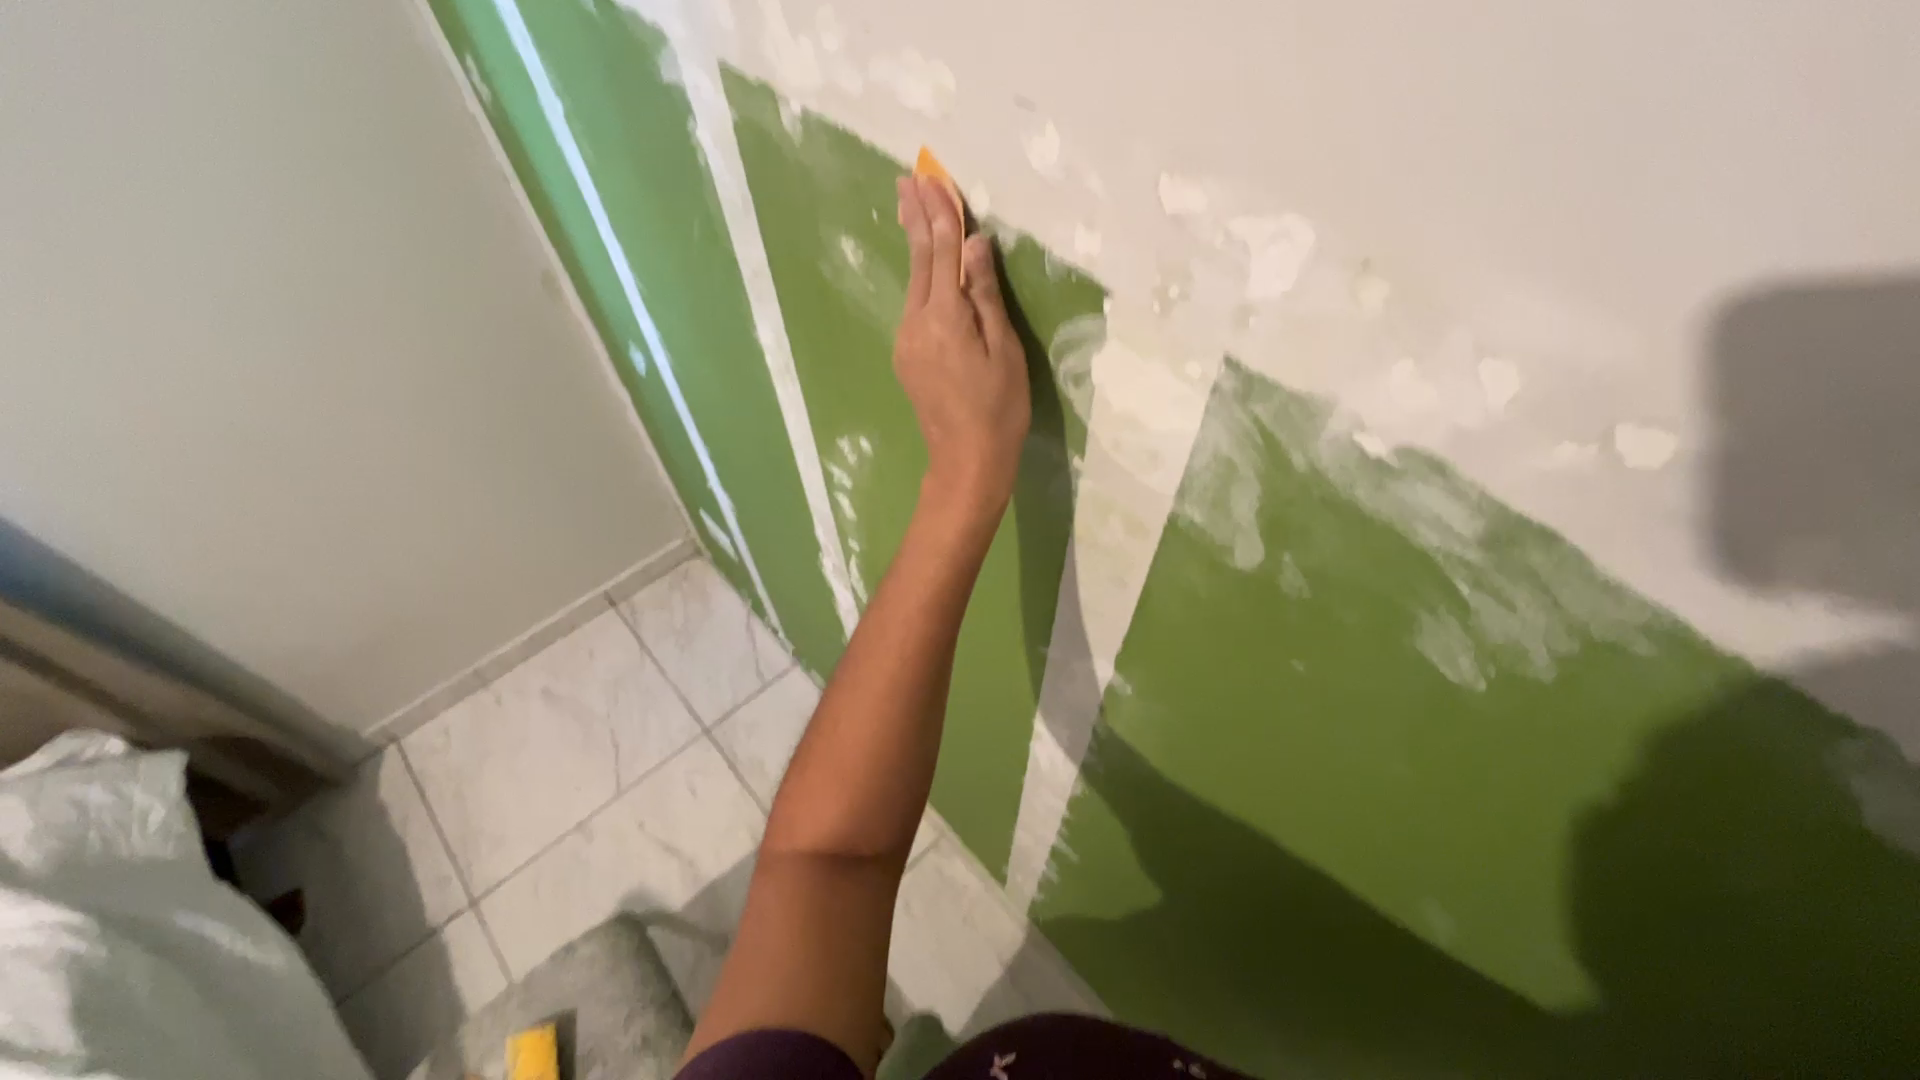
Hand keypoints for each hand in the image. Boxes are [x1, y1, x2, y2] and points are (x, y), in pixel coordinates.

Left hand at [893, 175, 1030, 516]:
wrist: (965, 461)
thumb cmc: (998, 408)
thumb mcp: (1004, 350)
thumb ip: (985, 296)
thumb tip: (974, 244)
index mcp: (945, 318)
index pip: (942, 253)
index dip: (940, 215)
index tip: (932, 179)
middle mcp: (916, 323)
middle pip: (918, 261)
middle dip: (915, 217)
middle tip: (906, 178)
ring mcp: (905, 341)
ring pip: (912, 282)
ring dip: (913, 242)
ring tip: (909, 205)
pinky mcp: (905, 356)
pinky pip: (913, 305)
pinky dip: (919, 276)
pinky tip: (922, 264)